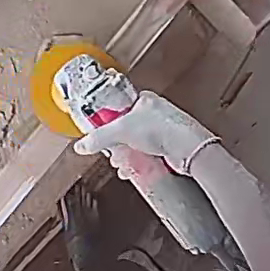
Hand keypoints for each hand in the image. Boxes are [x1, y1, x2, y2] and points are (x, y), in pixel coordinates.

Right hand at [72, 91, 218, 175]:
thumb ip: (98, 138)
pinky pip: (148, 155)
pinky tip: (134, 170)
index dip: (107, 122)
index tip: (98, 133)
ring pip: (137, 144)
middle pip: (126, 130)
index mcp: (144, 100)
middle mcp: (154, 113)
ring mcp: (162, 131)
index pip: (118, 108)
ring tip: (122, 164)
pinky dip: (140, 163)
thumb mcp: (121, 131)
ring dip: (127, 156)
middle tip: (111, 152)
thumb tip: (82, 145)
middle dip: (117, 145)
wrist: (188, 148)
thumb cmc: (163, 129)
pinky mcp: (168, 147)